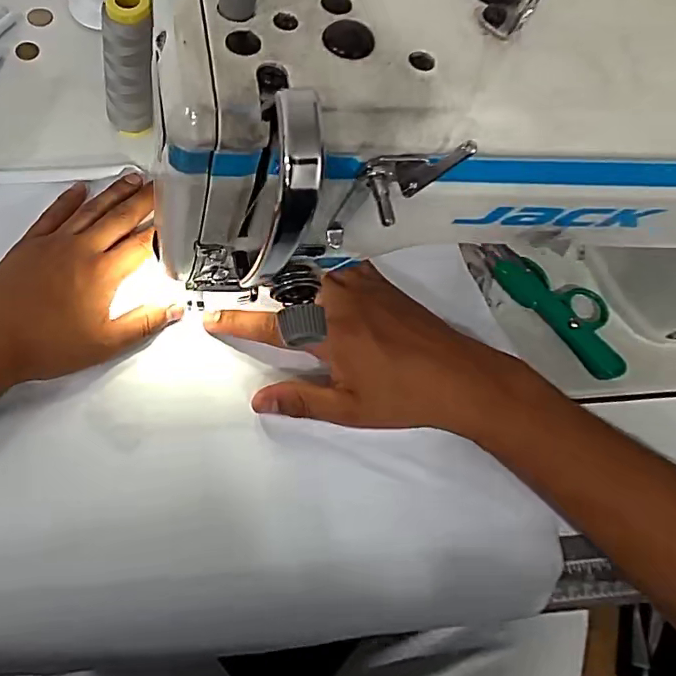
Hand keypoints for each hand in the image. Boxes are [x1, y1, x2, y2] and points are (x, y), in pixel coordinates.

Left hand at [0, 175, 180, 410]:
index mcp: (102, 273)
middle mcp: (81, 250)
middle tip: (160, 186)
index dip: (161, 230)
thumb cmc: (45, 346)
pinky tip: (79, 190)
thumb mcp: (103, 344)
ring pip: (91, 210)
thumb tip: (174, 308)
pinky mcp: (30, 243)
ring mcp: (54, 242)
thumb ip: (143, 323)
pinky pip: (54, 214)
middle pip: (120, 217)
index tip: (175, 218)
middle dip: (143, 200)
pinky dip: (68, 200)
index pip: (141, 244)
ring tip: (131, 179)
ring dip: (113, 193)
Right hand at [203, 261, 555, 433]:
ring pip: (315, 272)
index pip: (270, 326)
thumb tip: (260, 400)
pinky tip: (328, 282)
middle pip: (289, 288)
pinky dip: (326, 270)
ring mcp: (363, 287)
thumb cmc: (405, 396)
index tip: (212, 319)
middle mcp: (341, 302)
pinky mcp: (382, 284)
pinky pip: (343, 266)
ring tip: (284, 296)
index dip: (237, 323)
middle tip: (247, 307)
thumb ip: (301, 401)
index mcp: (328, 333)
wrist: (463, 378)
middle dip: (264, 296)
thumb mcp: (350, 409)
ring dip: (294, 283)